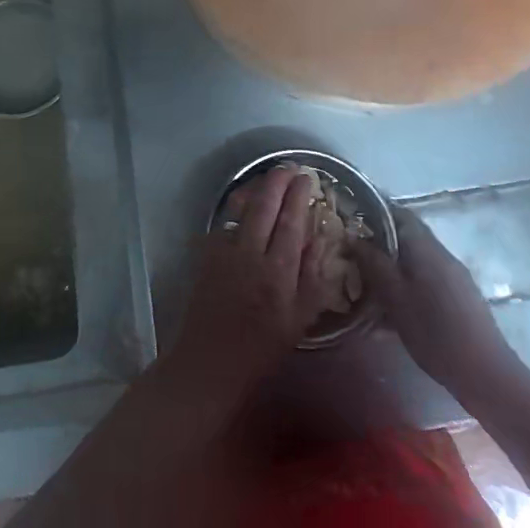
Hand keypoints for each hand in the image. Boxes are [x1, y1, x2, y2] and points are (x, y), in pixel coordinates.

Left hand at [162, 167, 329, 393]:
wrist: (210, 362)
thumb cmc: (261, 349)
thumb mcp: (299, 320)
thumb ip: (312, 279)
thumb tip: (321, 241)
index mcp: (279, 274)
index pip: (292, 223)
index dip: (299, 197)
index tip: (307, 179)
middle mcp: (252, 255)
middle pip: (265, 206)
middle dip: (277, 182)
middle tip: (289, 168)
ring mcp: (226, 252)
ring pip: (242, 208)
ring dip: (257, 188)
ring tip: (270, 177)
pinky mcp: (208, 254)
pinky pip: (226, 221)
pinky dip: (238, 206)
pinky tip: (246, 202)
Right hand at [355, 206, 521, 403]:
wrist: (484, 373)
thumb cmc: (433, 331)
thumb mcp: (395, 297)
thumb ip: (374, 264)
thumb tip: (355, 237)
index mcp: (427, 249)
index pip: (400, 214)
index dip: (375, 211)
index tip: (352, 218)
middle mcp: (443, 256)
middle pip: (408, 238)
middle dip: (380, 245)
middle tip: (354, 256)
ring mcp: (454, 278)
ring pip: (416, 263)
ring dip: (392, 269)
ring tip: (368, 288)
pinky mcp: (460, 299)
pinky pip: (426, 282)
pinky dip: (406, 288)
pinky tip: (391, 316)